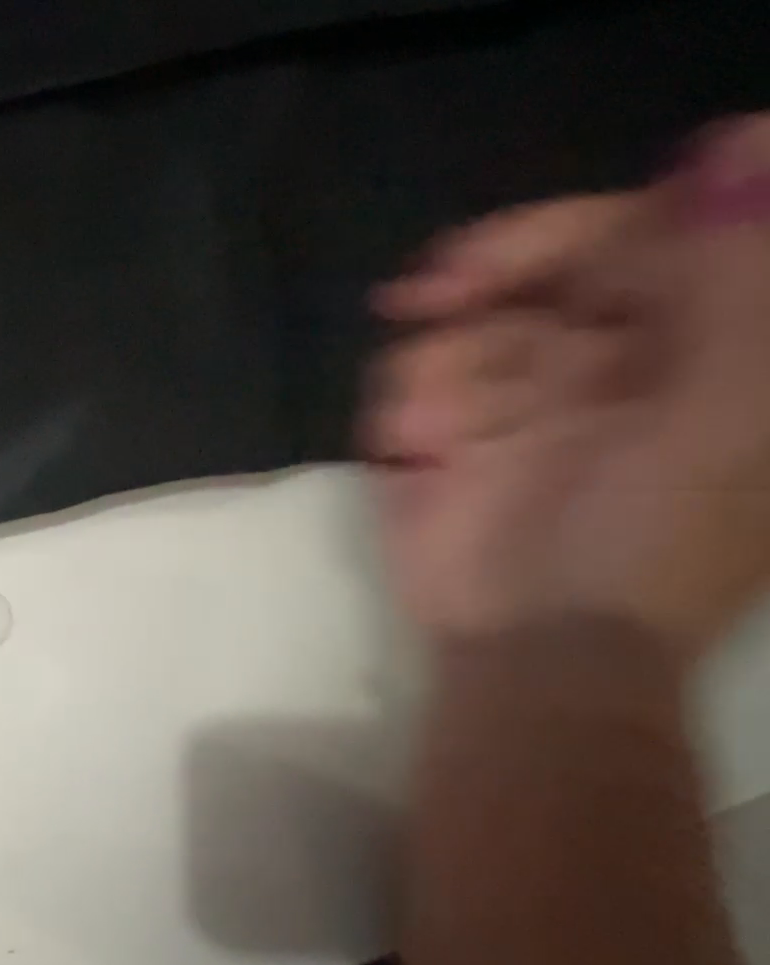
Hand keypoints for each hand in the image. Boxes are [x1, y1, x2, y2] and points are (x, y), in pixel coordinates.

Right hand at [365, 115, 769, 657]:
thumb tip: (735, 141)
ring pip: (469, 323)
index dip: (588, 225)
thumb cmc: (642, 545)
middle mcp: (621, 354)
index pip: (655, 233)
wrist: (527, 647)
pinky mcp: (448, 430)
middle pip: (551, 263)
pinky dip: (405, 403)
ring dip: (438, 366)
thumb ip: (734, 289)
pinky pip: (412, 377)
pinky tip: (412, 446)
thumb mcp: (722, 420)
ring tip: (430, 430)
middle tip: (425, 292)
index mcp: (708, 343)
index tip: (516, 245)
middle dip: (486, 270)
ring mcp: (526, 392)